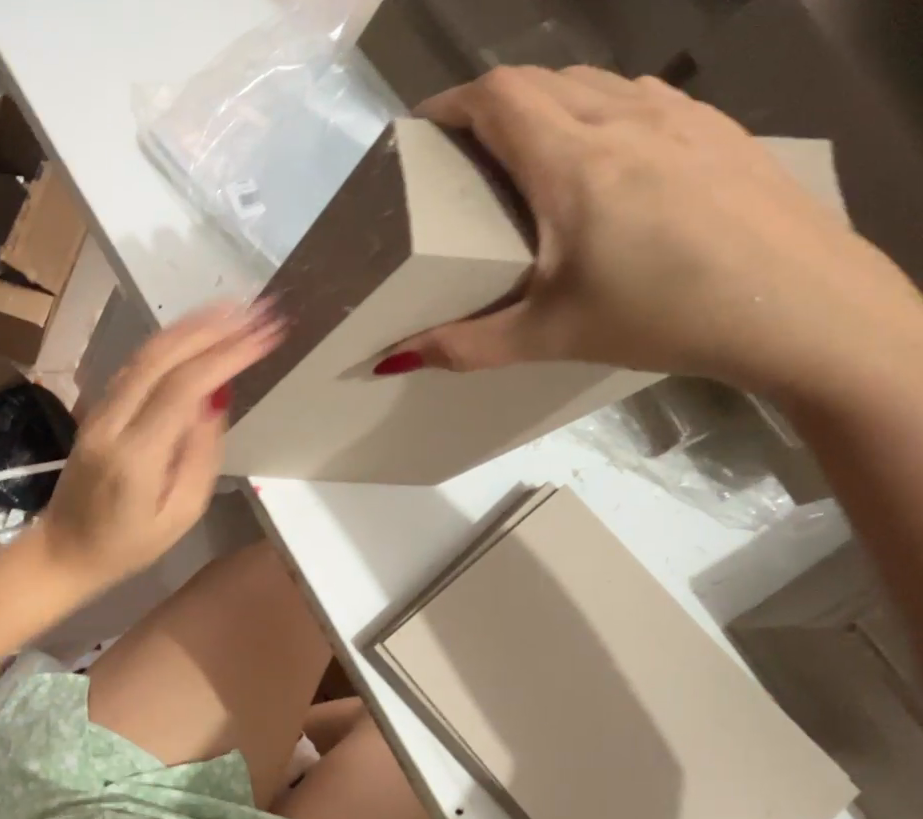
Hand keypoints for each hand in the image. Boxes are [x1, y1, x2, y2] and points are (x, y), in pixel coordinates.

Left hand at [35, 302, 283, 587]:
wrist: (62, 551)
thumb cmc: (126, 546)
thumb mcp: (179, 514)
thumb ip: (200, 456)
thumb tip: (214, 400)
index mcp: (135, 455)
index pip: (183, 387)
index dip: (226, 354)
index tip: (267, 333)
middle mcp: (111, 424)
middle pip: (160, 358)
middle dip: (211, 328)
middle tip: (257, 308)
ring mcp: (97, 415)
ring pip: (142, 357)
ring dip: (188, 328)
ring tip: (233, 309)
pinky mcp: (94, 414)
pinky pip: (132, 369)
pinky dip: (166, 344)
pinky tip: (192, 334)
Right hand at [393, 65, 922, 406]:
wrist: (806, 309)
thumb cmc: (665, 318)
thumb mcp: (548, 337)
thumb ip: (462, 345)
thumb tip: (391, 360)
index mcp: (575, 165)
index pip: (500, 96)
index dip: (452, 101)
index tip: (423, 129)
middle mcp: (627, 122)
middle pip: (541, 80)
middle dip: (491, 105)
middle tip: (464, 152)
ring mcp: (683, 117)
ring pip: (594, 82)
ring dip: (547, 102)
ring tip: (528, 153)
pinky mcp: (721, 129)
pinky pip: (642, 95)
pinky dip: (600, 109)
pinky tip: (603, 159)